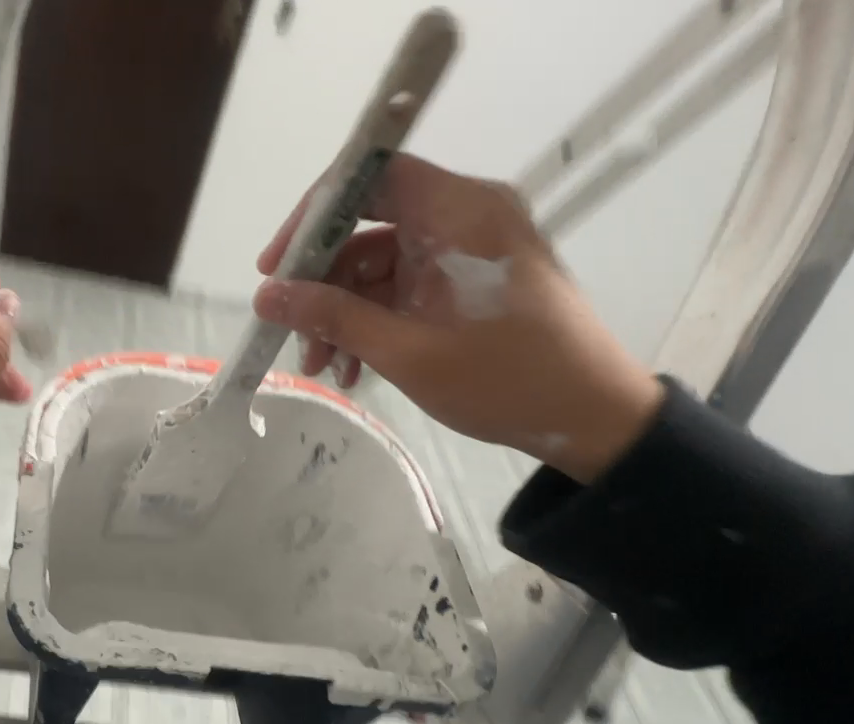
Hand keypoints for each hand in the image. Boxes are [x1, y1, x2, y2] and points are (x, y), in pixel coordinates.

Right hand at [252, 154, 662, 482]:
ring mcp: (465, 248)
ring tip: (325, 368)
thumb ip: (333, 317)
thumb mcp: (407, 351)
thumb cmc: (504, 378)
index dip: (313, 216)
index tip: (275, 268)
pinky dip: (372, 323)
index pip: (369, 178)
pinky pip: (401, 288)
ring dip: (343, 315)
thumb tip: (266, 298)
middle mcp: (463, 215)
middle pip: (366, 227)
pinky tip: (355, 368)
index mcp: (460, 211)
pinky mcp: (465, 279)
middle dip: (323, 286)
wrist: (587, 416)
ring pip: (377, 266)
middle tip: (295, 339)